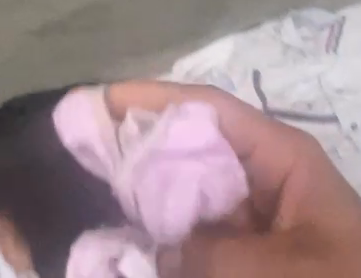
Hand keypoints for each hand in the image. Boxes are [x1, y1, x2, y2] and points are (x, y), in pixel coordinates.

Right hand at [107, 81, 360, 277]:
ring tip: (91, 185)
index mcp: (281, 155)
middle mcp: (265, 176)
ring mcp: (258, 219)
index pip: (208, 109)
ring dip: (148, 195)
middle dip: (140, 146)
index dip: (152, 99)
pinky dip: (168, 237)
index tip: (97, 99)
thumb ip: (207, 255)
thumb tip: (151, 251)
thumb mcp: (276, 271)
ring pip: (192, 194)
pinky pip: (202, 237)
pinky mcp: (252, 255)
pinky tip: (130, 239)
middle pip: (193, 147)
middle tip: (79, 145)